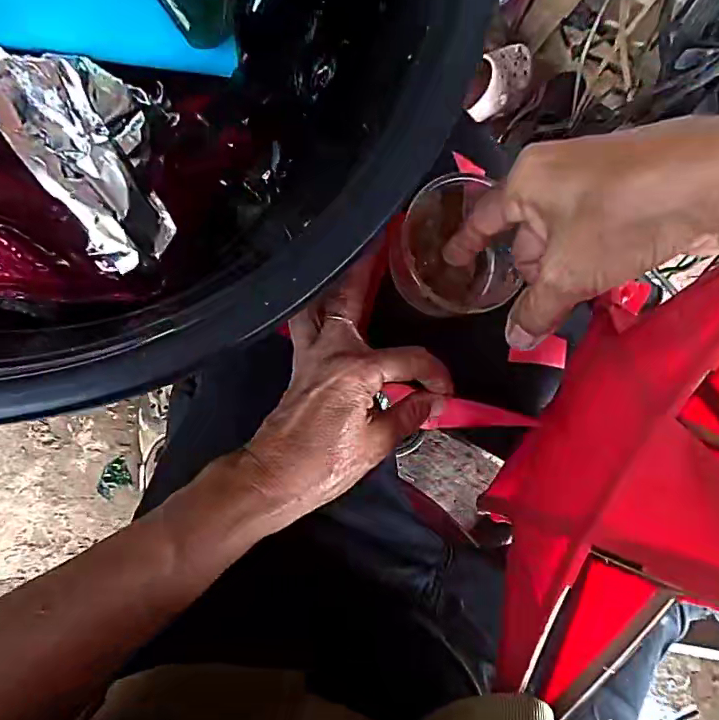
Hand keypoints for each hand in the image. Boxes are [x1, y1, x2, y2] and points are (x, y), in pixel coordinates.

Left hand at [234, 250, 452, 525]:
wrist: (273, 478)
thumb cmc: (322, 466)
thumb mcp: (375, 444)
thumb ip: (408, 415)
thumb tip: (433, 402)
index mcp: (355, 371)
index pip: (408, 361)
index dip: (434, 374)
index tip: (445, 392)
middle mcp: (330, 353)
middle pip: (348, 299)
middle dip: (366, 269)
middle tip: (382, 241)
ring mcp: (310, 357)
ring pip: (320, 306)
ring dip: (336, 284)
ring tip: (352, 264)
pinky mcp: (300, 369)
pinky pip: (309, 326)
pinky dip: (321, 309)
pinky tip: (332, 309)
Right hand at [442, 116, 718, 347]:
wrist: (718, 178)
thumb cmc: (623, 216)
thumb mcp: (568, 274)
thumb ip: (536, 309)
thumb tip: (516, 341)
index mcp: (526, 179)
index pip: (482, 218)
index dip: (465, 245)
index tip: (450, 261)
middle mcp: (555, 169)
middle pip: (525, 230)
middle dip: (529, 269)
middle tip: (536, 303)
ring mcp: (596, 173)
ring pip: (562, 231)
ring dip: (565, 266)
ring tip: (576, 293)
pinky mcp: (632, 183)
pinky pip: (594, 226)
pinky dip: (593, 253)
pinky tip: (607, 272)